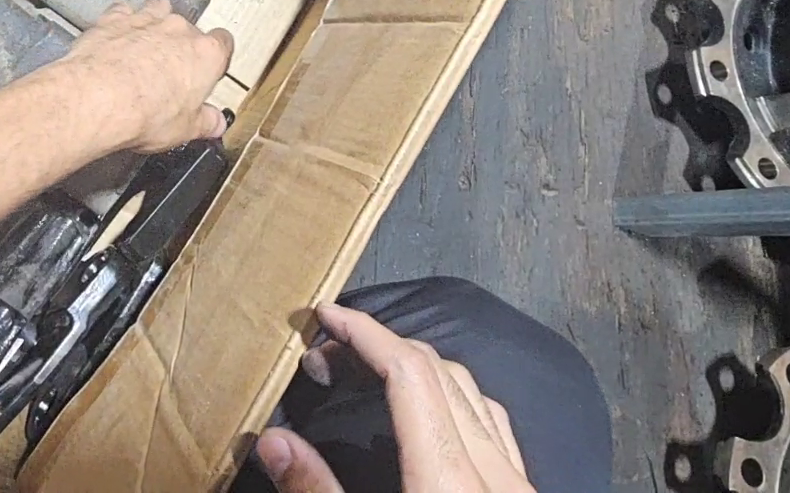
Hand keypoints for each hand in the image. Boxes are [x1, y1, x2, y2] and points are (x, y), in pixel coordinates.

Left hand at [39, 0, 233, 152]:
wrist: (99, 99)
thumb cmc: (144, 113)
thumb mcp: (184, 129)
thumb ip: (205, 122)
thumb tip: (215, 124)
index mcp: (205, 55)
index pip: (223, 44)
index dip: (216, 58)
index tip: (208, 71)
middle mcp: (178, 30)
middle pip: (188, 28)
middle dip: (181, 45)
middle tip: (170, 72)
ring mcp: (146, 20)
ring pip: (158, 9)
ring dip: (154, 23)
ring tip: (146, 44)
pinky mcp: (114, 19)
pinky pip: (123, 11)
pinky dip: (121, 20)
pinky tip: (116, 35)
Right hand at [254, 303, 532, 492]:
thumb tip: (271, 440)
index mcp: (449, 482)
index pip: (407, 372)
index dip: (363, 331)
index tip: (323, 314)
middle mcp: (492, 473)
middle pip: (437, 371)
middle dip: (379, 344)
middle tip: (326, 353)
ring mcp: (519, 489)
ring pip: (472, 393)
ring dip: (417, 367)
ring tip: (368, 373)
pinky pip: (493, 427)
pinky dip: (453, 398)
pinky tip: (431, 420)